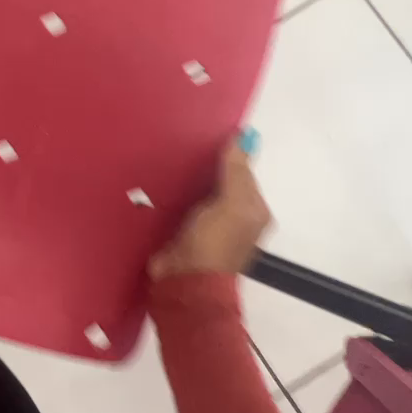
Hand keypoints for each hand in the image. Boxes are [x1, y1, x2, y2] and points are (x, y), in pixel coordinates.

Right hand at [149, 129, 271, 279]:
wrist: (184, 283)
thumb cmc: (213, 242)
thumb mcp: (231, 205)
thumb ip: (236, 172)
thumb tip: (245, 136)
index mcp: (253, 209)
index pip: (242, 171)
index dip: (227, 151)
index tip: (203, 129)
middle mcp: (235, 216)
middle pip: (221, 179)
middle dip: (206, 162)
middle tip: (180, 139)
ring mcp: (209, 224)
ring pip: (200, 189)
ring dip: (187, 175)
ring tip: (165, 154)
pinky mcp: (184, 230)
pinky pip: (182, 201)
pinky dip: (173, 190)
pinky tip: (158, 179)